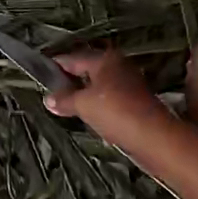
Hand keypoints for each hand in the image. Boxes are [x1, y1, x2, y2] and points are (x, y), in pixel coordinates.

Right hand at [44, 48, 172, 143]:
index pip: (71, 58)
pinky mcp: (140, 103)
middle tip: (55, 90)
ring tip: (71, 106)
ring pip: (101, 86)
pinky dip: (101, 106)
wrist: (156, 139)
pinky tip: (93, 117)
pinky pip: (112, 100)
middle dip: (72, 81)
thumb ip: (63, 100)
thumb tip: (48, 99)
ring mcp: (132, 84)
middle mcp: (119, 66)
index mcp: (104, 59)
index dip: (55, 66)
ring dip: (87, 95)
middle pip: (88, 70)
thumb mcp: (82, 105)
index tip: (41, 73)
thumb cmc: (115, 112)